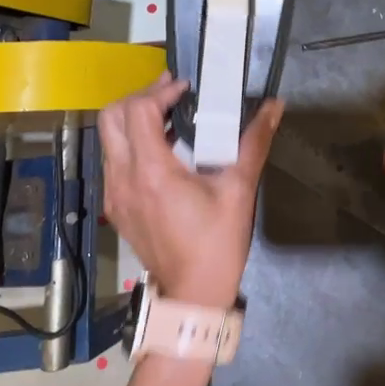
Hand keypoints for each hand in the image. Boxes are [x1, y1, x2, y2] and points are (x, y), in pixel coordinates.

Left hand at [99, 76, 281, 307]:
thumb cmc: (216, 243)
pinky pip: (114, 160)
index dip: (160, 91)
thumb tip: (275, 105)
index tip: (186, 88)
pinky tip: (162, 149)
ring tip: (168, 116)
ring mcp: (115, 194)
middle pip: (111, 118)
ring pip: (108, 139)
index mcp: (151, 171)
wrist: (193, 297)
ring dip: (133, 119)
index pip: (139, 111)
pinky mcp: (116, 207)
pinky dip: (131, 142)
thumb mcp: (239, 190)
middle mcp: (123, 178)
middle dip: (140, 97)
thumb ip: (254, 142)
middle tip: (171, 94)